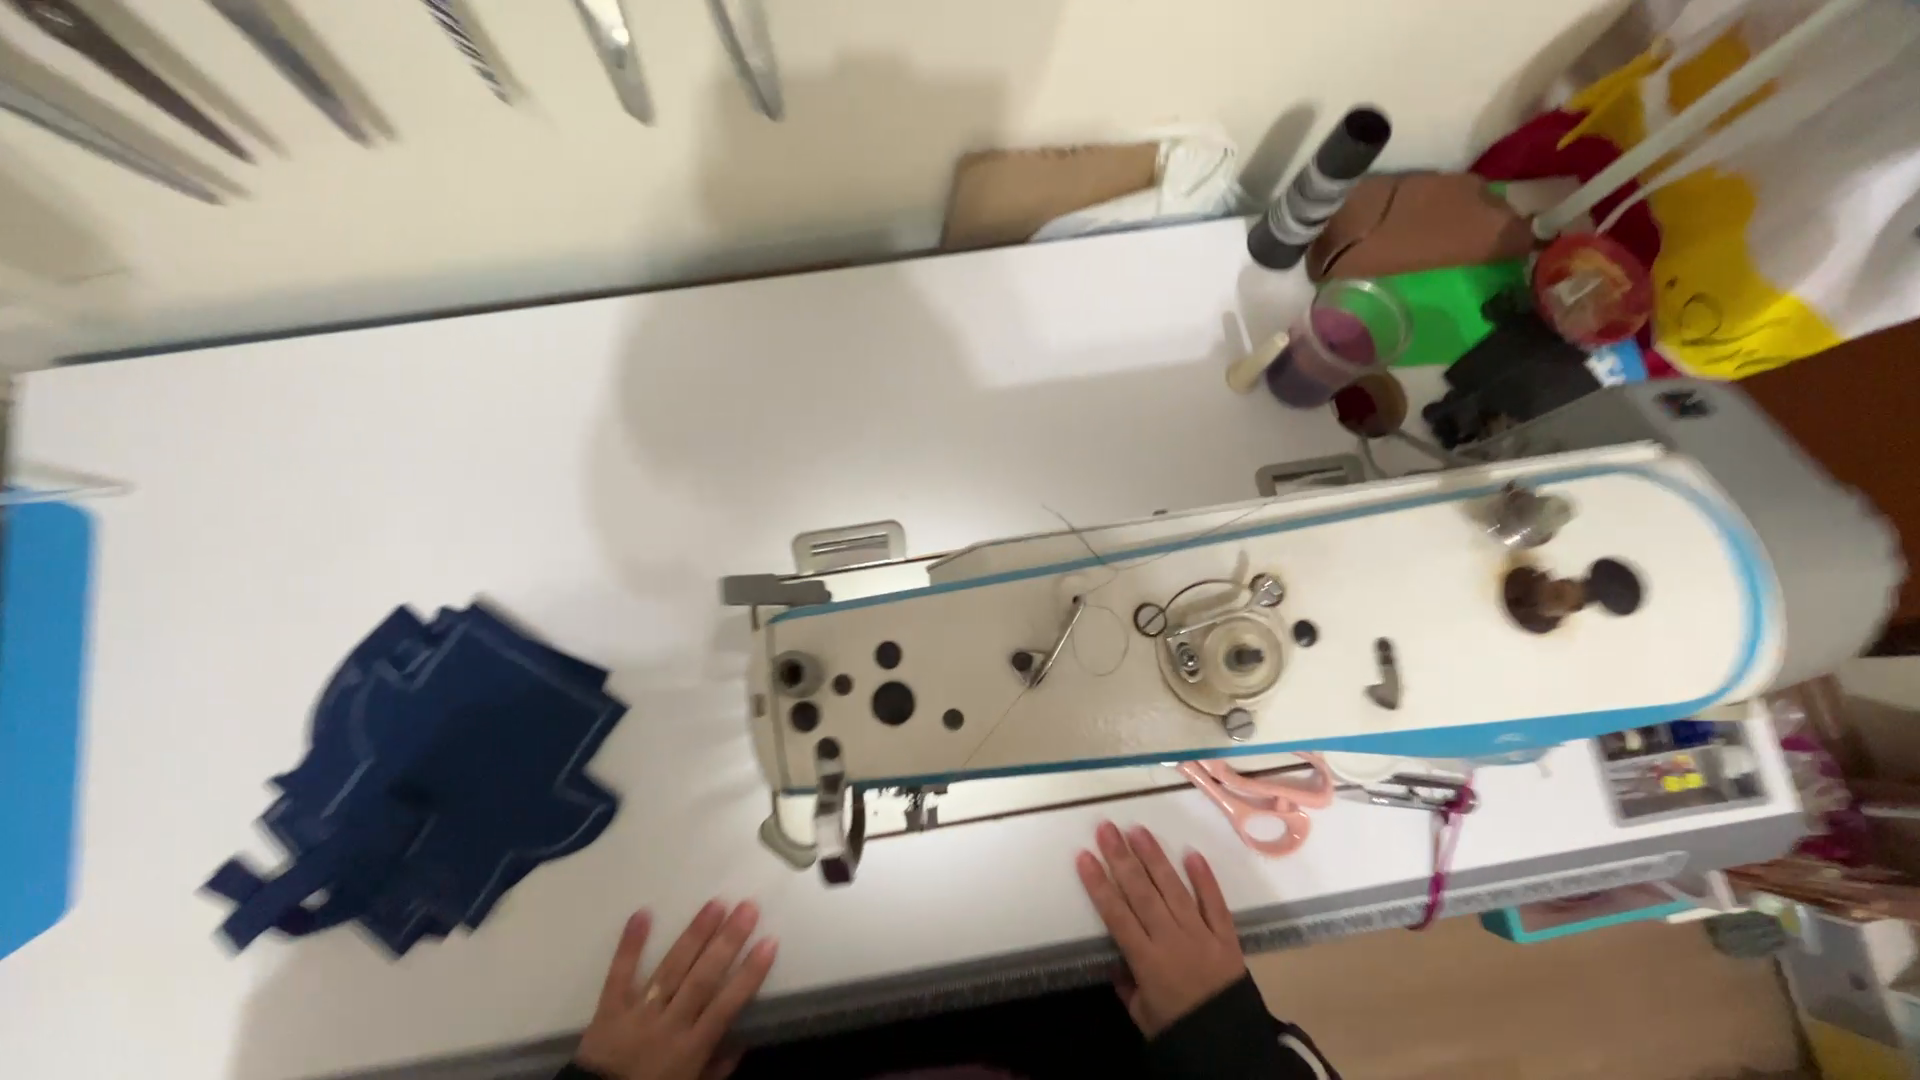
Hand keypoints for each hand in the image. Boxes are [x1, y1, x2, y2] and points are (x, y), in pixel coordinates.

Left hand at [574, 900, 778, 1079]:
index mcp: (691, 1048)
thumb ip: (717, 1066)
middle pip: (702, 978)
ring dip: (694, 935)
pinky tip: (643, 912)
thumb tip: (743, 1037)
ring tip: (715, 903)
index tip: (769, 941)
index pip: (726, 1005)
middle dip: (727, 941)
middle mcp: (669, 1025)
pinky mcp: (609, 1009)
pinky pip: (619, 974)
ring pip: (671, 969)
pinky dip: (630, 944)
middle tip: (747, 907)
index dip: (749, 974)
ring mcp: (638, 1013)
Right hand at [1075, 822, 1245, 1037]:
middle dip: (1122, 858)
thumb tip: (1112, 958)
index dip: (1098, 884)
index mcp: (1146, 961)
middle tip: (1107, 828)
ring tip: (1138, 830)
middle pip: (1142, 892)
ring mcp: (1200, 934)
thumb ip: (1126, 983)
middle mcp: (1171, 939)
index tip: (1084, 856)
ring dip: (1155, 858)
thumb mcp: (1142, 1014)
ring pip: (1174, 889)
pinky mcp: (1226, 936)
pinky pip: (1215, 903)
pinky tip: (1191, 854)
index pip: (1116, 914)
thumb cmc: (1179, 1031)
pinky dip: (1204, 878)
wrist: (1230, 1047)